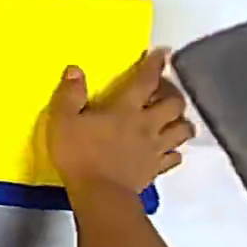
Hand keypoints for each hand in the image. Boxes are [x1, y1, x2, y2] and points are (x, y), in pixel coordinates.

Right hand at [46, 49, 195, 201]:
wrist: (100, 193)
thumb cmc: (78, 153)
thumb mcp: (62, 120)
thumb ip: (70, 94)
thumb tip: (75, 70)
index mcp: (125, 110)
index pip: (145, 82)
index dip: (155, 66)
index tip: (164, 53)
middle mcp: (147, 125)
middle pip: (174, 104)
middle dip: (173, 92)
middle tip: (163, 88)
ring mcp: (155, 148)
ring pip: (183, 129)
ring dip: (180, 119)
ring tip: (170, 116)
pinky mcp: (156, 168)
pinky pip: (175, 156)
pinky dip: (174, 149)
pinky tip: (166, 148)